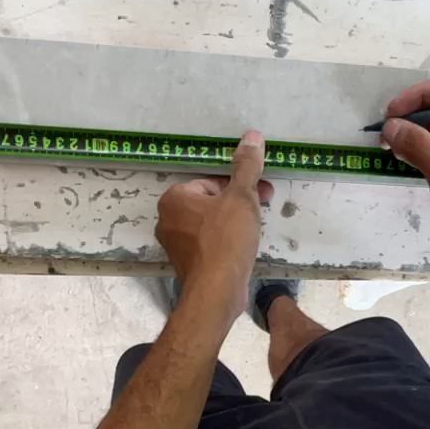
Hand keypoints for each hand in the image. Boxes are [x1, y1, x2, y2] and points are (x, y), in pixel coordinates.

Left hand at [155, 131, 272, 320]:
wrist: (217, 291)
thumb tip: (252, 137)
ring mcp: (176, 246)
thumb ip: (246, 167)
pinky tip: (243, 250)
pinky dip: (226, 244)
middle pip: (210, 203)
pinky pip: (209, 246)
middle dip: (238, 204)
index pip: (210, 182)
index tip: (260, 192)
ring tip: (254, 231)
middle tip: (262, 208)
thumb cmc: (226, 240)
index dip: (238, 185)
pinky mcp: (188, 266)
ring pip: (210, 225)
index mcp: (174, 198)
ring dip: (234, 223)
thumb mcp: (241, 197)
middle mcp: (168, 221)